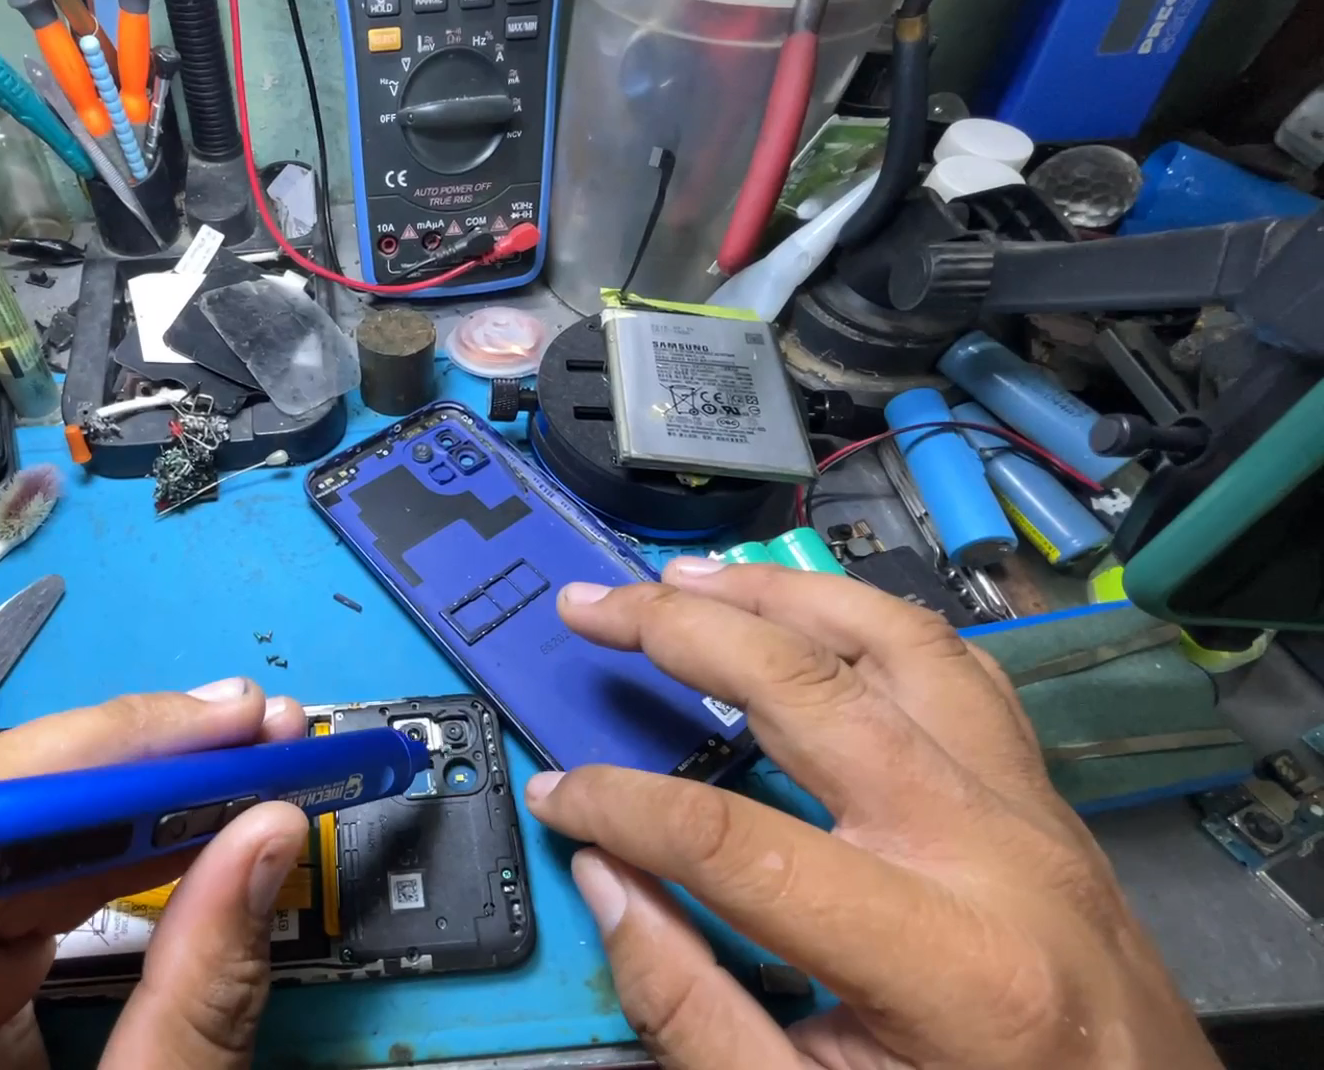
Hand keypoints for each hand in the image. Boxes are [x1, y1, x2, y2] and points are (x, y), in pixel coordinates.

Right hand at [529, 558, 1218, 1069]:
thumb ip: (689, 1012)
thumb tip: (604, 876)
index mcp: (948, 959)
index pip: (732, 839)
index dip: (619, 804)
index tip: (554, 795)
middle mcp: (996, 850)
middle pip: (810, 688)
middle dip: (677, 631)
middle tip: (591, 608)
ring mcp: (1029, 808)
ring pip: (895, 641)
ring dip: (774, 592)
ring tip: (686, 577)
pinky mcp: (1035, 796)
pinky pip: (950, 666)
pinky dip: (860, 617)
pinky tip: (800, 610)